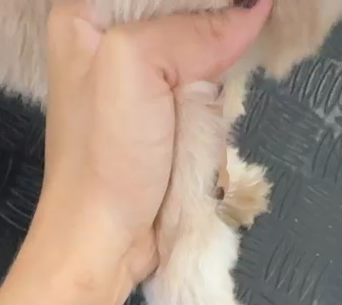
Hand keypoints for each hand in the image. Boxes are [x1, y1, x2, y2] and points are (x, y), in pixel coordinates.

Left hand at [17, 0, 272, 294]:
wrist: (101, 245)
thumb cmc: (104, 157)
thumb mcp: (137, 66)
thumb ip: (195, 27)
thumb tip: (255, 8)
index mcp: (85, 13)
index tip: (232, 8)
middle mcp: (109, 43)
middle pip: (183, 12)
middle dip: (212, 31)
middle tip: (209, 73)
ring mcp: (139, 88)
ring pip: (201, 55)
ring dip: (216, 78)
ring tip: (205, 106)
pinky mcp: (162, 126)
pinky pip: (204, 97)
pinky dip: (214, 112)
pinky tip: (209, 127)